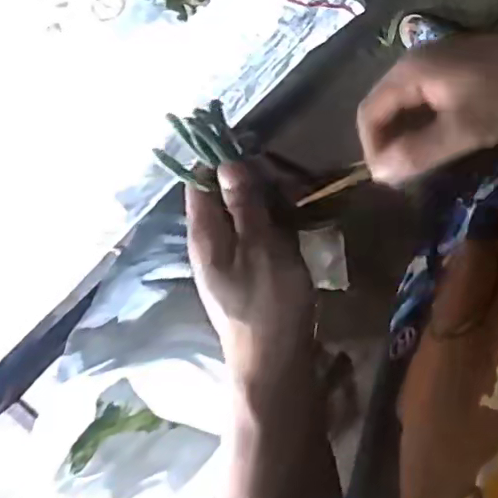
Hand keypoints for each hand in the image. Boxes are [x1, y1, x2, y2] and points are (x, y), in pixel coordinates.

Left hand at [187, 160, 318, 403]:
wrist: (274, 357)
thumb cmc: (268, 300)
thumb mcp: (262, 246)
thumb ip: (246, 205)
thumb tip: (229, 162)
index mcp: (205, 236)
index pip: (200, 183)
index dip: (219, 157)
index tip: (250, 139)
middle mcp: (211, 241)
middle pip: (222, 193)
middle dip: (251, 174)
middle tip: (286, 168)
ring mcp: (230, 254)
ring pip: (243, 208)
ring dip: (266, 193)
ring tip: (297, 186)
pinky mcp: (250, 264)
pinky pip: (256, 225)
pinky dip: (273, 212)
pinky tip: (297, 211)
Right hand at [356, 32, 497, 184]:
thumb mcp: (462, 131)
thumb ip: (418, 152)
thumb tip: (380, 173)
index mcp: (410, 70)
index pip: (369, 112)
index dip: (372, 149)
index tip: (389, 179)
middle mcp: (418, 56)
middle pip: (386, 102)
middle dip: (390, 139)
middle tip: (403, 172)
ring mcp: (441, 54)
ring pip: (409, 97)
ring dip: (410, 129)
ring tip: (422, 158)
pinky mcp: (461, 58)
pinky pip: (429, 89)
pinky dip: (428, 114)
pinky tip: (445, 132)